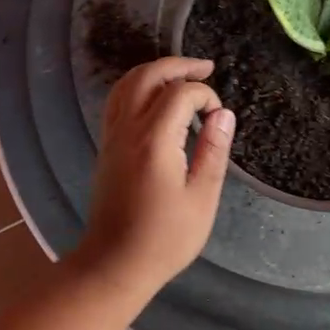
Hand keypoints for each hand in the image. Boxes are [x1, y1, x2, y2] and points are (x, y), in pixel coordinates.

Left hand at [77, 57, 235, 290]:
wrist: (115, 263)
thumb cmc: (165, 238)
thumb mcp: (201, 198)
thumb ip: (212, 151)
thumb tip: (223, 114)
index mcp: (155, 141)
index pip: (180, 94)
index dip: (205, 95)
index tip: (219, 117)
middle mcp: (128, 130)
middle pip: (147, 76)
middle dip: (178, 66)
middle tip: (205, 67)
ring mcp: (112, 137)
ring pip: (127, 85)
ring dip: (154, 72)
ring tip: (182, 75)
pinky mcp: (106, 147)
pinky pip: (118, 102)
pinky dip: (137, 88)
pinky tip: (155, 99)